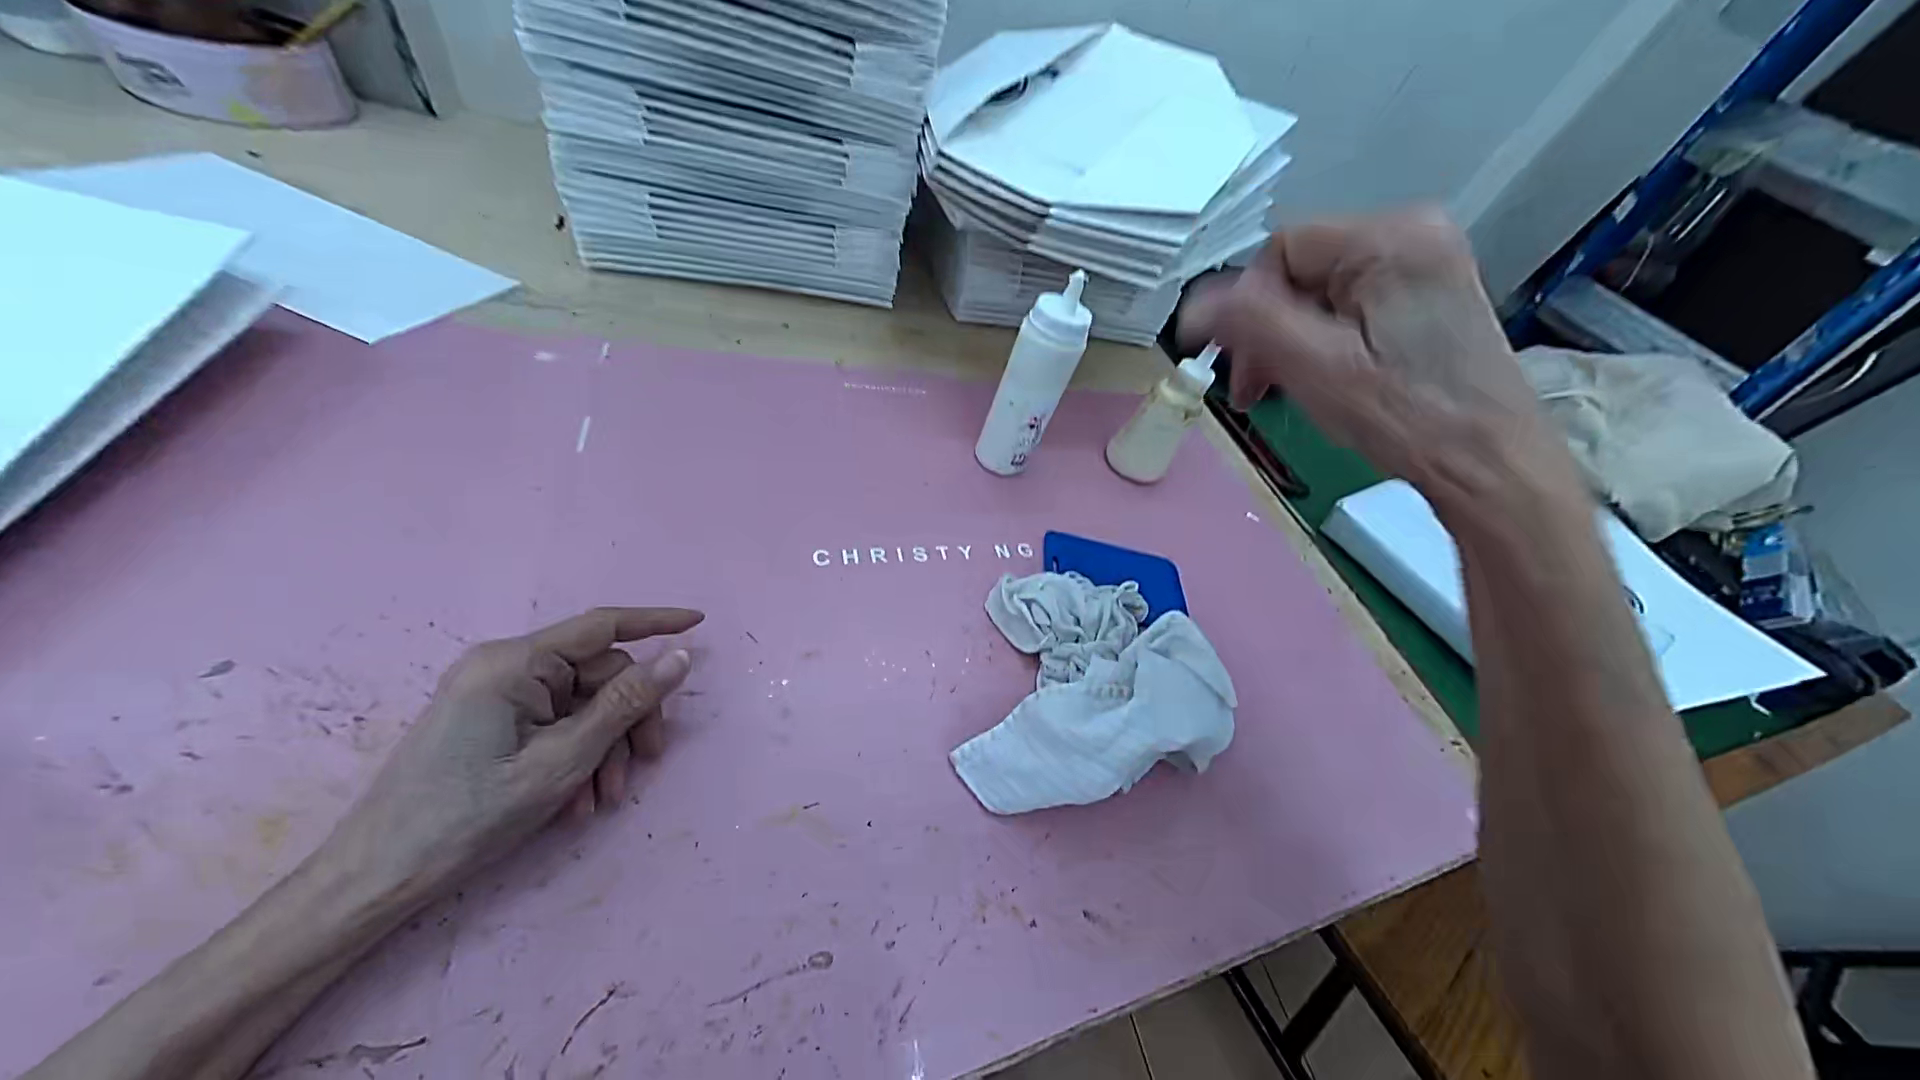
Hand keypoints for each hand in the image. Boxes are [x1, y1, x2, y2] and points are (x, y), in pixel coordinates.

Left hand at [315, 606, 702, 903]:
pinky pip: (555, 723)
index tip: (700, 622)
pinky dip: (577, 756)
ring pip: (581, 705)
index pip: (603, 625)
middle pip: (597, 676)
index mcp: (515, 662)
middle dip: (627, 720)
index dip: (657, 622)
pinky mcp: (489, 719)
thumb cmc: (470, 816)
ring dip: (604, 748)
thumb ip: (626, 703)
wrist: (376, 878)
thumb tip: (680, 657)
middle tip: (646, 764)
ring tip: (604, 799)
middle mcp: (504, 665)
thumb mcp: (563, 760)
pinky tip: (578, 800)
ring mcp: (494, 693)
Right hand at [1180, 208, 1577, 514]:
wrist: (1487, 462)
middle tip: (1254, 387)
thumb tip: (1192, 307)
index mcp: (1390, 237)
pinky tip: (1318, 381)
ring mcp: (1424, 265)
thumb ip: (1248, 323)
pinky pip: (1345, 308)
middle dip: (1265, 330)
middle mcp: (1413, 234)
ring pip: (1317, 294)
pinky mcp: (1425, 298)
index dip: (1245, 306)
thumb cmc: (1404, 414)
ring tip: (1281, 390)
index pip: (1279, 250)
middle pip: (1298, 272)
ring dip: (1287, 342)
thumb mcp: (1313, 366)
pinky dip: (1318, 344)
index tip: (1237, 364)